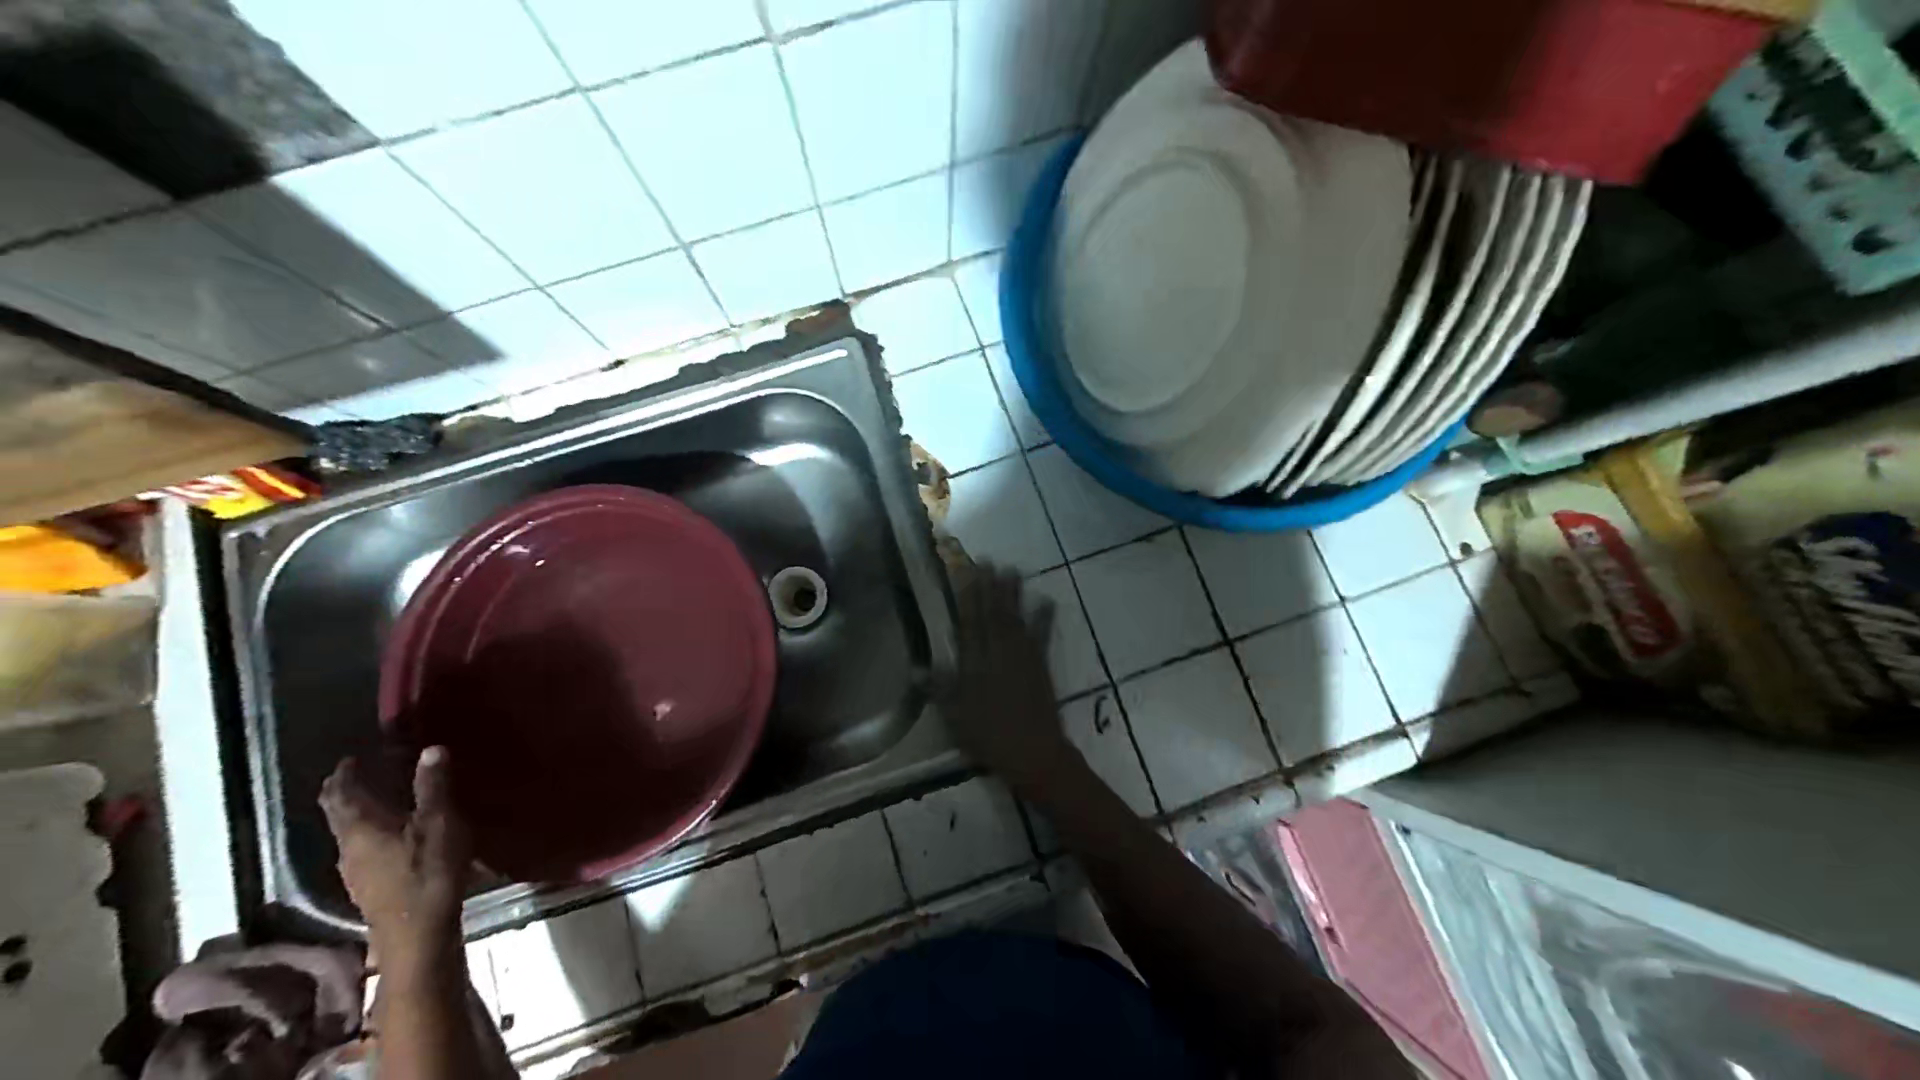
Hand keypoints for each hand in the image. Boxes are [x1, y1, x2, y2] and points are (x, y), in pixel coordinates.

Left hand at [319, 747, 469, 969]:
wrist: (417, 933)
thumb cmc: (428, 869)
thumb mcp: (439, 821)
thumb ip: (433, 786)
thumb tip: (430, 749)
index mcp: (360, 826)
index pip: (339, 793)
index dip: (344, 773)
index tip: (351, 758)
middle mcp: (347, 846)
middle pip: (339, 814)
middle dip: (348, 792)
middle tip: (364, 774)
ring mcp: (354, 871)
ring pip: (350, 833)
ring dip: (361, 814)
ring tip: (384, 801)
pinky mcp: (368, 887)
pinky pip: (363, 850)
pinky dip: (372, 833)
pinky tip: (394, 837)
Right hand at [941, 563, 1078, 791]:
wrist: (1033, 753)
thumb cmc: (989, 737)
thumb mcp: (955, 717)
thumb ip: (939, 689)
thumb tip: (918, 668)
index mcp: (975, 665)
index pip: (970, 623)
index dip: (969, 597)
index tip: (968, 573)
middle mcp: (999, 654)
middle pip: (993, 614)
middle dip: (990, 587)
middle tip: (990, 561)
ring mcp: (1023, 658)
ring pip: (1016, 619)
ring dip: (1014, 594)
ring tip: (1013, 570)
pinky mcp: (1042, 667)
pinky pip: (1042, 637)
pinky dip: (1044, 619)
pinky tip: (1047, 601)